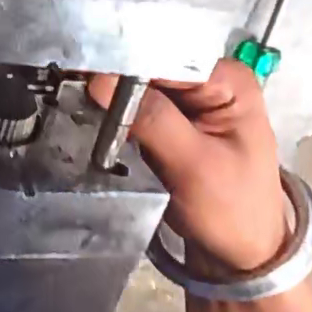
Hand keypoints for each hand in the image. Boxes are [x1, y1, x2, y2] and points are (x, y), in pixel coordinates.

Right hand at [93, 58, 287, 276]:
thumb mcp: (193, 164)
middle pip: (151, 66)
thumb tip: (101, 80)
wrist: (240, 255)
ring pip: (139, 85)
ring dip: (111, 96)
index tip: (85, 71)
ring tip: (76, 99)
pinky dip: (117, 113)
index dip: (126, 61)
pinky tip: (94, 115)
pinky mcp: (173, 121)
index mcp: (228, 81)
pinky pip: (138, 106)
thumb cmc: (231, 210)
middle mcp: (210, 81)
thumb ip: (152, 118)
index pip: (167, 56)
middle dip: (114, 78)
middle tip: (71, 85)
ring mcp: (190, 101)